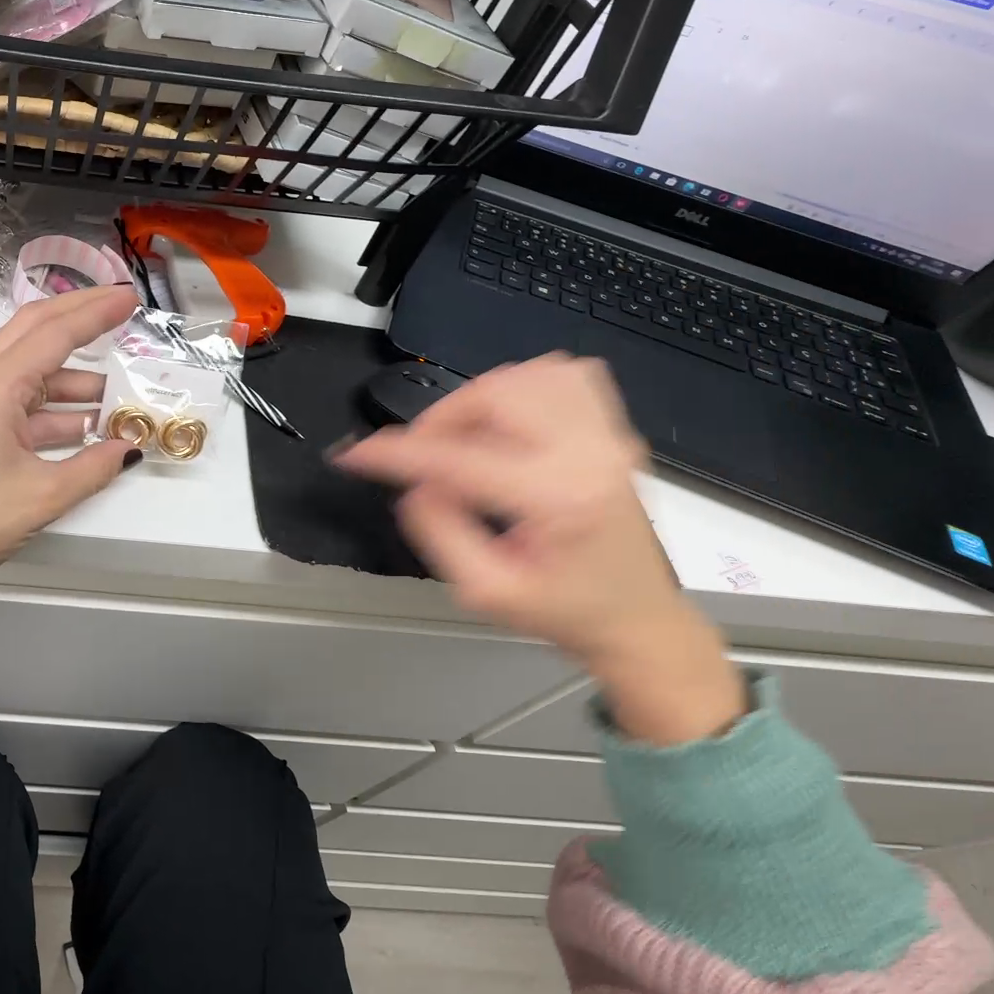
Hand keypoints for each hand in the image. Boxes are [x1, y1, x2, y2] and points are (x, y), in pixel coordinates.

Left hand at [0, 286, 143, 613]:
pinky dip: (57, 407)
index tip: (130, 297)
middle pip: (36, 331)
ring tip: (118, 395)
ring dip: (75, 377)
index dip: (95, 312)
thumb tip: (129, 449)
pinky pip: (24, 402)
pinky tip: (87, 425)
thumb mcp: (44, 494)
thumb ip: (94, 467)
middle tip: (121, 307)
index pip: (55, 333)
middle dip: (79, 315)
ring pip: (33, 371)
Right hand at [332, 354, 745, 743]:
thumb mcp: (485, 592)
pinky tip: (505, 421)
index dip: (394, 453)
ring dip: (479, 398)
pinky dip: (522, 387)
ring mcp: (608, 436)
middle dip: (441, 417)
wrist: (637, 619)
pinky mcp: (614, 429)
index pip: (457, 457)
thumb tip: (415, 485)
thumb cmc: (564, 612)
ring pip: (529, 374)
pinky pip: (564, 376)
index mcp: (557, 499)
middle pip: (497, 393)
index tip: (355, 454)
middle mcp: (588, 454)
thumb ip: (440, 533)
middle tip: (420, 453)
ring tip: (461, 437)